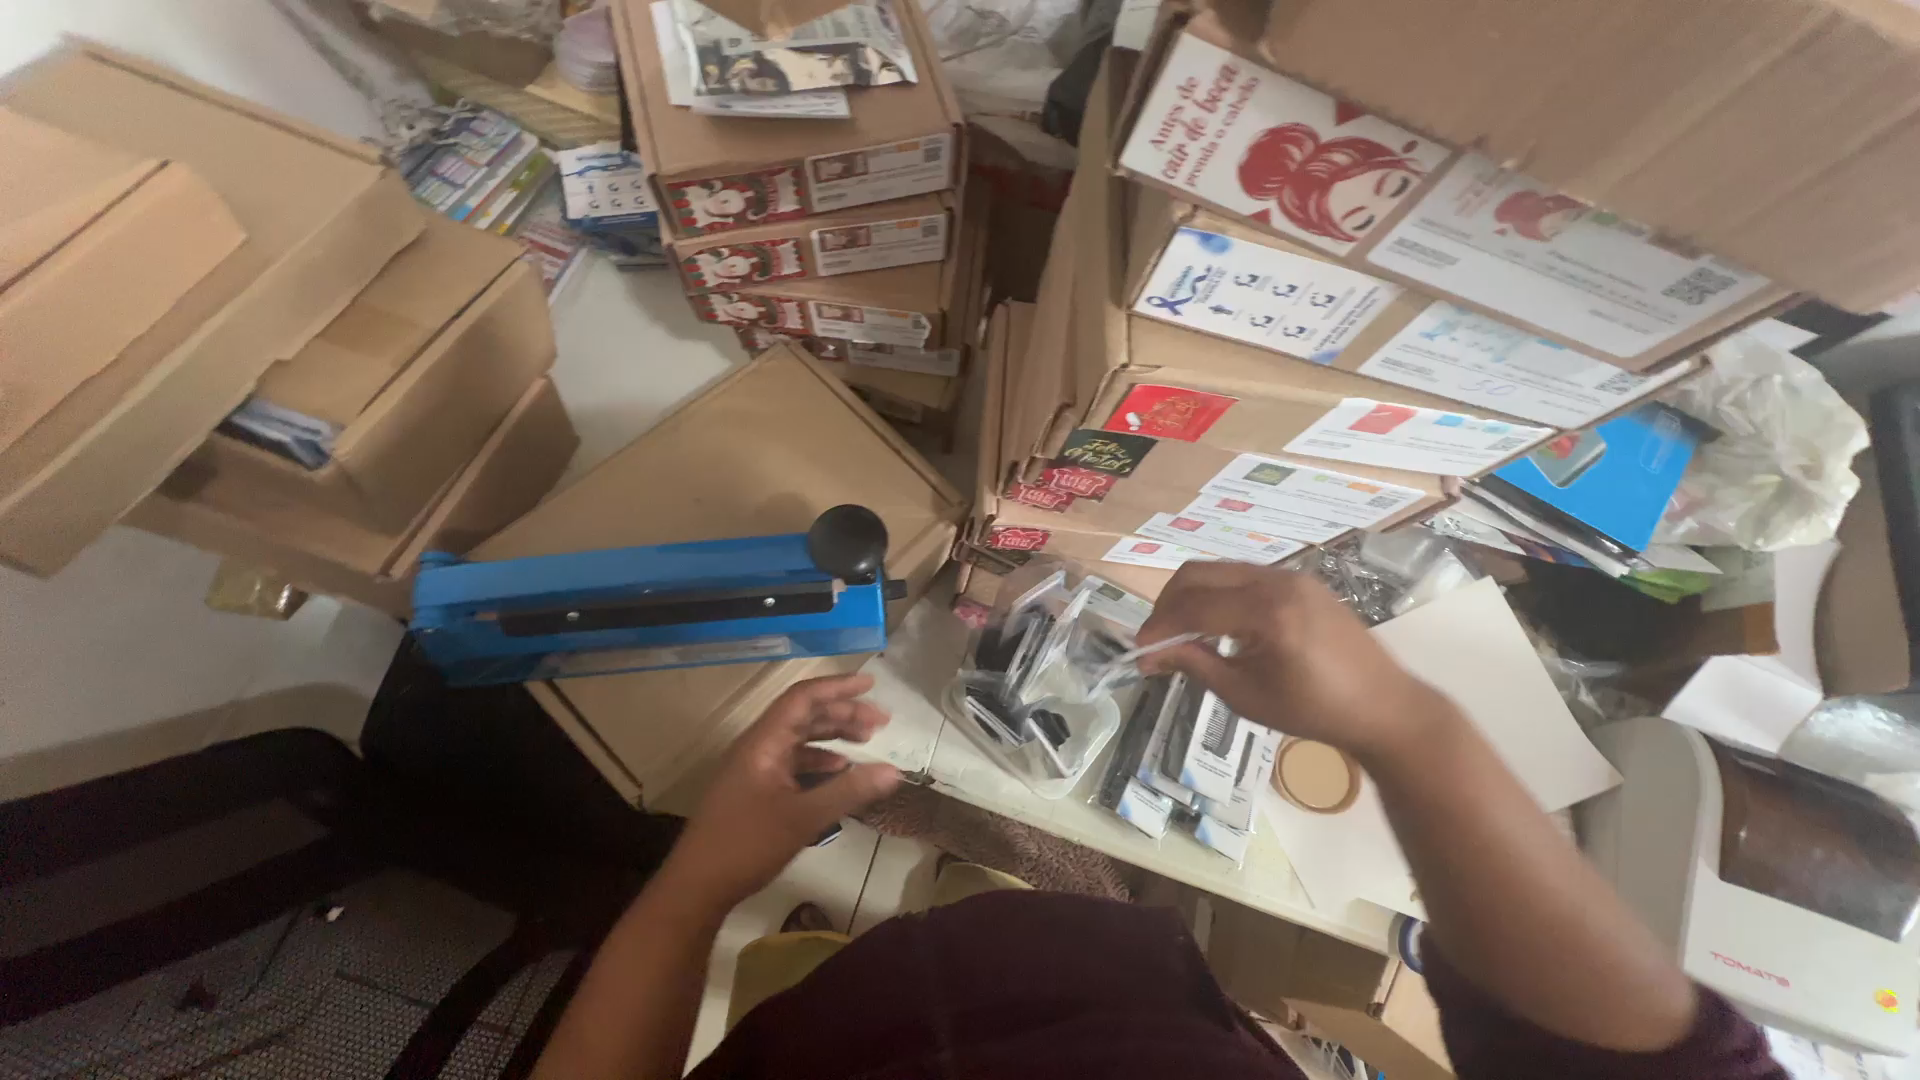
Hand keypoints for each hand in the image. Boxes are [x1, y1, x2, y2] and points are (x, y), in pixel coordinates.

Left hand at [660, 673, 902, 910]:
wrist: (696, 887)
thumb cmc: (746, 845)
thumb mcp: (803, 818)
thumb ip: (849, 791)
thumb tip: (894, 771)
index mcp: (763, 742)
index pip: (803, 698)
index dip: (838, 687)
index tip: (871, 685)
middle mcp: (758, 746)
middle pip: (804, 715)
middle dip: (843, 713)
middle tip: (881, 722)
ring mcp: (755, 768)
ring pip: (800, 738)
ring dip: (833, 735)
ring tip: (867, 740)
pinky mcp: (756, 789)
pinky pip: (794, 762)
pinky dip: (820, 761)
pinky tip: (840, 772)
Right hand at [1136, 562, 1449, 761]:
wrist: (1384, 707)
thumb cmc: (1313, 711)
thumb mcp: (1244, 695)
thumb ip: (1194, 664)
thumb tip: (1149, 653)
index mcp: (1268, 613)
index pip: (1193, 606)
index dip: (1159, 626)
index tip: (1139, 651)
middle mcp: (1278, 582)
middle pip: (1199, 574)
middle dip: (1168, 604)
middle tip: (1156, 638)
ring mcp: (1292, 576)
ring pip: (1219, 571)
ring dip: (1191, 597)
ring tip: (1181, 633)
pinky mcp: (1300, 581)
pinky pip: (1243, 577)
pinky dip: (1218, 595)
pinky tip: (1216, 626)